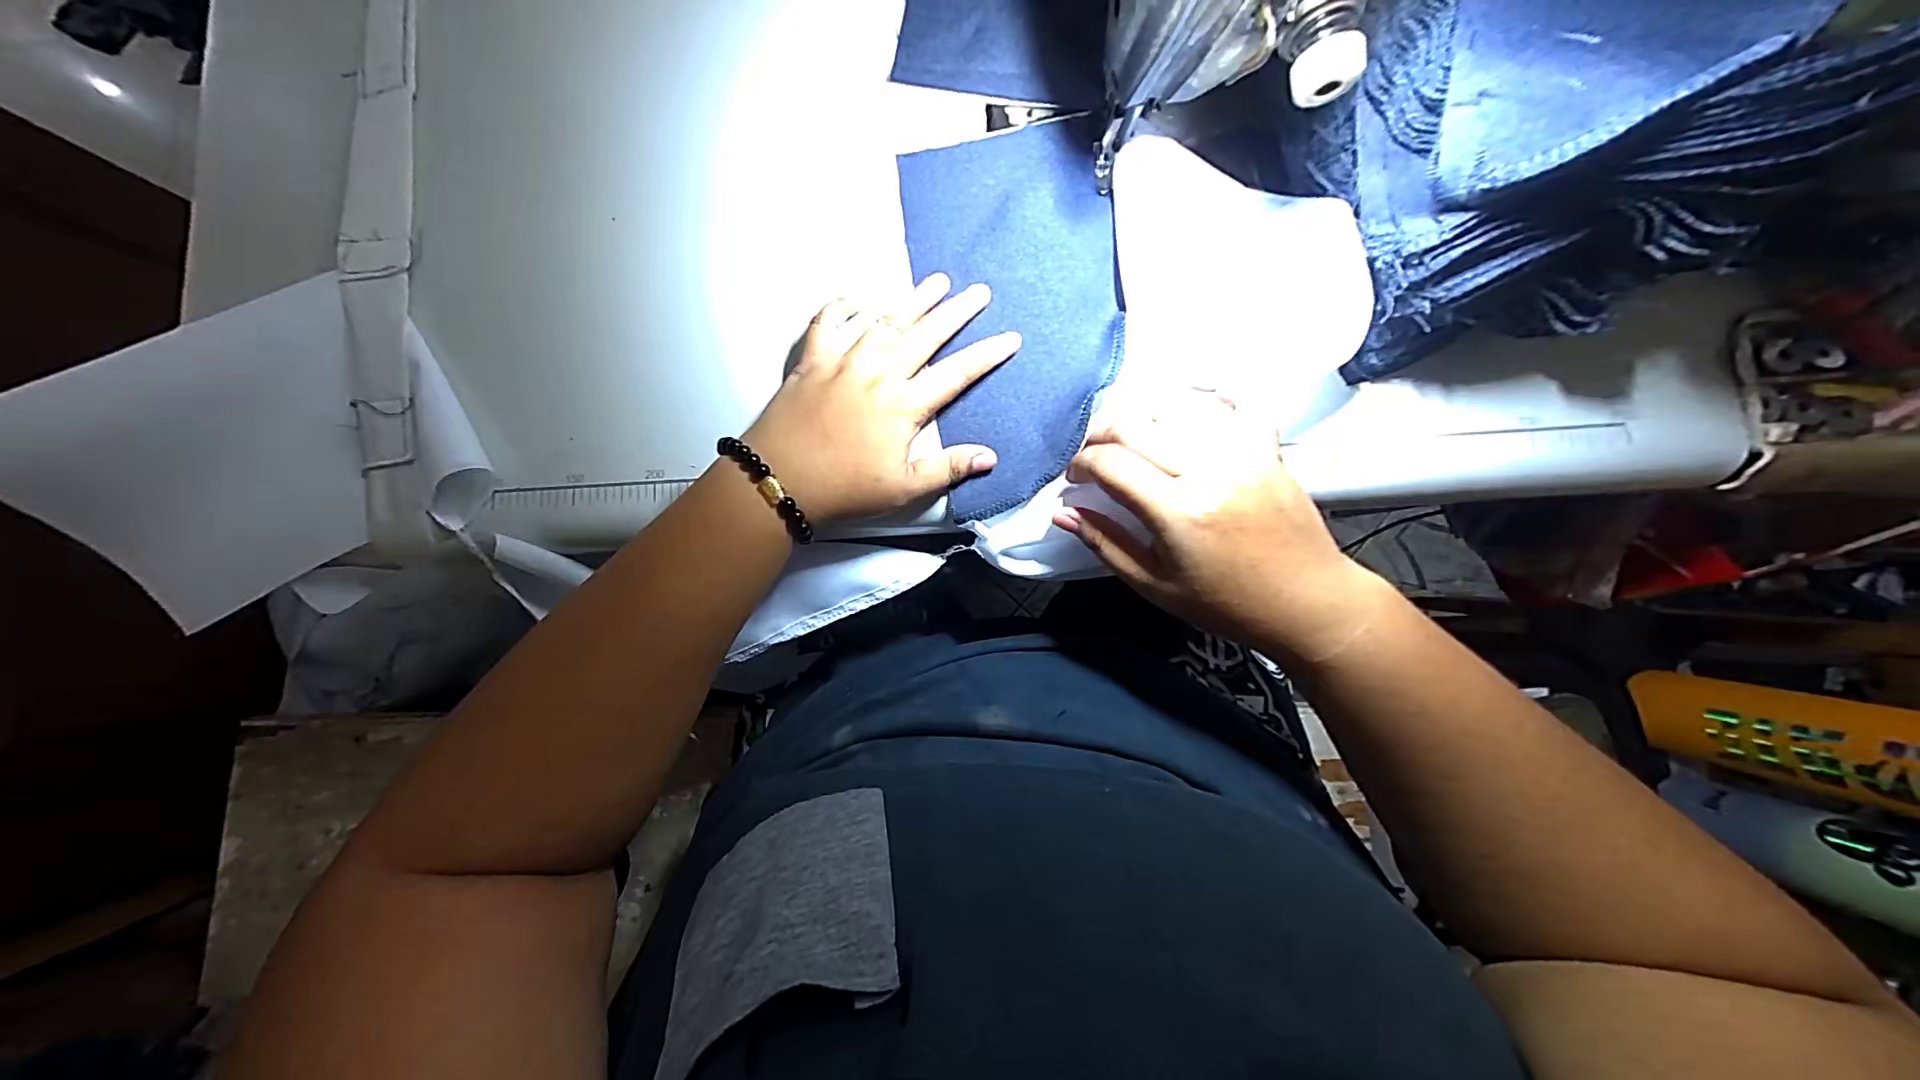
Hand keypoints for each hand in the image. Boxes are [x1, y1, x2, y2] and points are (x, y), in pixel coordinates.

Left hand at [743, 274, 1019, 525]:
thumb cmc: (843, 489)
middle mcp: (877, 375)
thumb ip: (948, 468)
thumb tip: (989, 457)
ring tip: (936, 283)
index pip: (956, 374)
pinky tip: (855, 299)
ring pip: (884, 322)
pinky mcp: (812, 363)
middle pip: (926, 335)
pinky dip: (841, 309)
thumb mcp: (903, 487)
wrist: (779, 479)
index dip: (987, 355)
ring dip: (913, 300)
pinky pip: (827, 325)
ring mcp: (843, 364)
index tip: (1010, 338)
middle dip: (957, 312)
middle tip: (979, 293)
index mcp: (903, 406)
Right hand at [1054, 389, 1393, 663]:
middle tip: (1095, 455)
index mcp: (1178, 512)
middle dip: (1100, 433)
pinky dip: (1205, 399)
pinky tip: (1186, 409)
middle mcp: (1210, 473)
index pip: (1110, 462)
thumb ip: (1105, 543)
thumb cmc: (1230, 604)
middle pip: (1135, 423)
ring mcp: (1243, 455)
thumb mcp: (1154, 584)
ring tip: (1133, 438)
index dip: (1080, 464)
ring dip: (1142, 414)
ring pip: (1176, 406)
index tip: (1076, 478)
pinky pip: (1234, 404)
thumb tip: (1065, 514)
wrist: (1306, 603)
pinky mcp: (1266, 450)